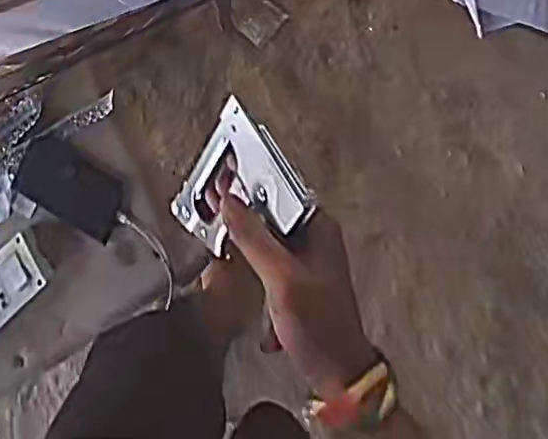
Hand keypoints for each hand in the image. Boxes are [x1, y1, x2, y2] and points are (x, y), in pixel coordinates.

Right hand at [220, 193, 377, 394]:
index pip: (277, 185)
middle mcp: (311, 234)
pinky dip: (243, 247)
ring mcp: (301, 252)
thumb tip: (228, 201)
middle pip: (266, 203)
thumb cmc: (321, 329)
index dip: (247, 178)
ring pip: (261, 225)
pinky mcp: (290, 269)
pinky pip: (260, 245)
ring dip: (238, 227)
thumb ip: (254, 237)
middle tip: (211, 198)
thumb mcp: (281, 278)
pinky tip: (231, 253)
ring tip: (217, 223)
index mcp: (318, 226)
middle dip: (237, 203)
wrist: (336, 374)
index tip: (221, 173)